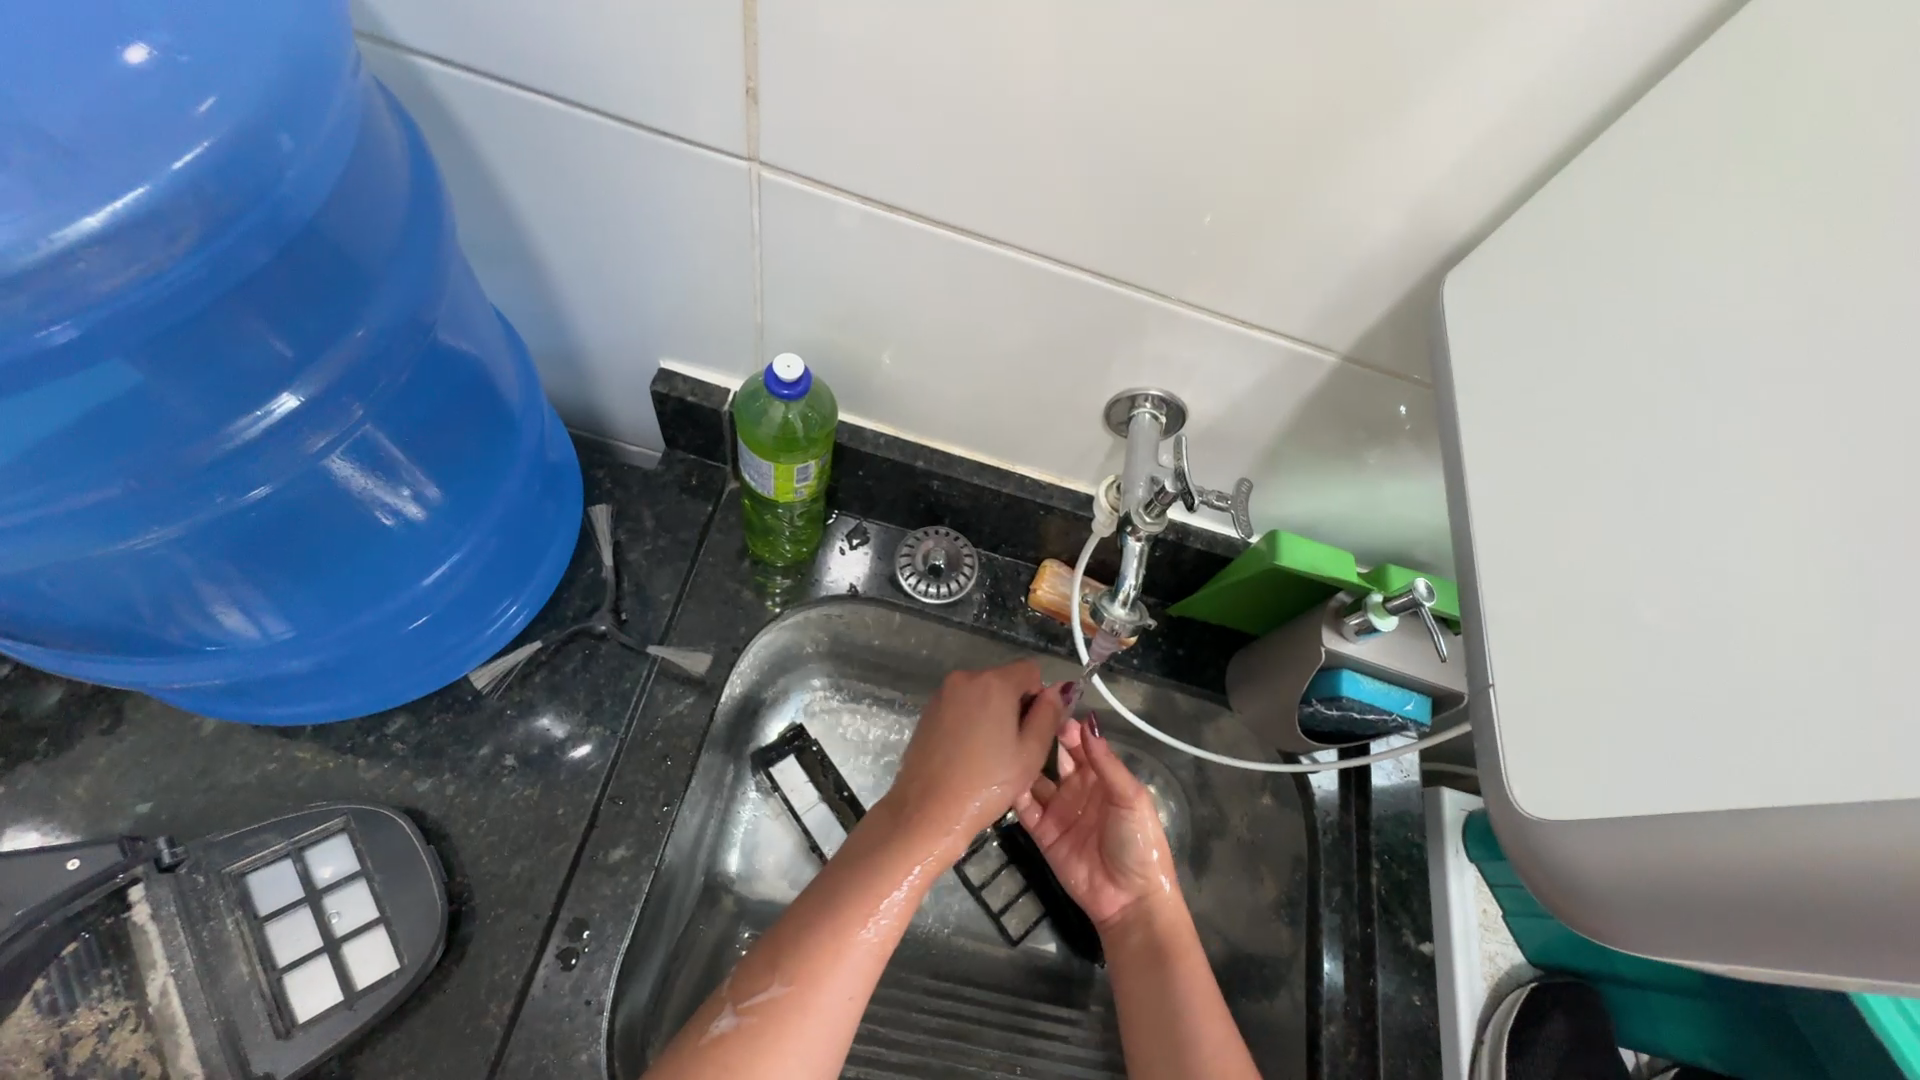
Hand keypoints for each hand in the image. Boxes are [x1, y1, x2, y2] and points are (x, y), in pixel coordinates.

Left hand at [885, 661, 1069, 851]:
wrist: (927, 810)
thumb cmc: (986, 783)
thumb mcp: (1030, 752)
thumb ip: (1049, 714)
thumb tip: (1060, 689)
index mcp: (994, 682)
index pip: (1031, 670)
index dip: (1039, 697)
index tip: (1032, 730)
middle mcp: (965, 677)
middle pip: (1004, 680)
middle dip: (1015, 706)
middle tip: (1013, 747)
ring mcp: (942, 693)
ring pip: (982, 694)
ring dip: (992, 714)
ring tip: (989, 754)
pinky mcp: (927, 710)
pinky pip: (961, 705)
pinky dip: (971, 720)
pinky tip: (968, 753)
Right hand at [1013, 716, 1179, 929]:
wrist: (1130, 899)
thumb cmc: (1138, 842)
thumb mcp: (1130, 798)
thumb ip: (1106, 763)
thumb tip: (1087, 724)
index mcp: (1102, 777)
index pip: (1080, 744)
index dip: (1067, 728)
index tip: (1049, 709)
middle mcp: (1077, 788)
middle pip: (1055, 757)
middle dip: (1042, 740)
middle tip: (1023, 721)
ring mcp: (1058, 810)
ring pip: (1035, 780)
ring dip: (1024, 764)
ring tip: (1008, 745)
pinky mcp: (1042, 833)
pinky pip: (1025, 808)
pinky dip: (1014, 793)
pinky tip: (1004, 777)